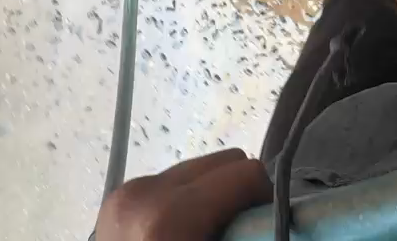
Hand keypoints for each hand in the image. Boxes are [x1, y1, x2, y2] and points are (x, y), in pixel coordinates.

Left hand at [96, 149, 271, 240]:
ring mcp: (126, 195)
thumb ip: (249, 238)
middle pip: (226, 163)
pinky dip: (187, 206)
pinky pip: (175, 185)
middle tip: (233, 239)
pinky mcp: (117, 202)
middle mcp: (144, 193)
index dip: (265, 203)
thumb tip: (279, 223)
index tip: (262, 232)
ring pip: (201, 171)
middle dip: (237, 199)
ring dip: (212, 201)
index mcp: (168, 217)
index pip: (247, 173)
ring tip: (202, 240)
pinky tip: (178, 239)